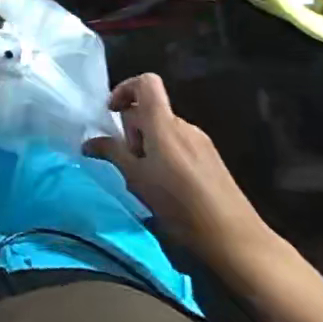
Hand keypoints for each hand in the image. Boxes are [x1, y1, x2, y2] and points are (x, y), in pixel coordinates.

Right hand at [86, 74, 280, 281]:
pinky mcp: (210, 159)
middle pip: (151, 111)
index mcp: (164, 124)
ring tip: (145, 182)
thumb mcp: (137, 179)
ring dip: (147, 147)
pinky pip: (179, 146)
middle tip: (128, 164)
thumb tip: (89, 142)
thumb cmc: (179, 204)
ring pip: (163, 131)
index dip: (124, 89)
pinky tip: (166, 189)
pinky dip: (164, 157)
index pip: (146, 83)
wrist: (233, 238)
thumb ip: (113, 153)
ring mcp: (200, 141)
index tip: (111, 114)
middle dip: (132, 131)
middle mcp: (184, 125)